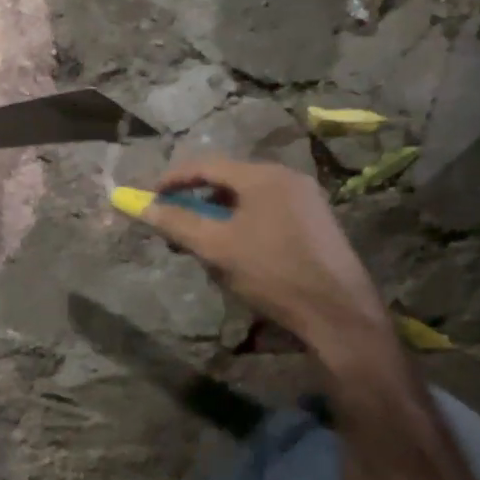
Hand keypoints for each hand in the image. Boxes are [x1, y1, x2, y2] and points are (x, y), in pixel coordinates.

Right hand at [130, 155, 387, 345]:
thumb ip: (176, 222)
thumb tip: (139, 206)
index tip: (149, 198)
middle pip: (227, 178)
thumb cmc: (273, 273)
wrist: (339, 315)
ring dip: (218, 213)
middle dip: (195, 199)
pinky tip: (236, 249)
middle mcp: (287, 177)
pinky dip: (242, 221)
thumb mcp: (216, 247)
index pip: (205, 165)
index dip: (172, 179)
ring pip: (247, 196)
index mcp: (263, 176)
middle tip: (173, 222)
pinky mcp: (316, 222)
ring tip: (201, 240)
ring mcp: (306, 199)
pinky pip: (267, 210)